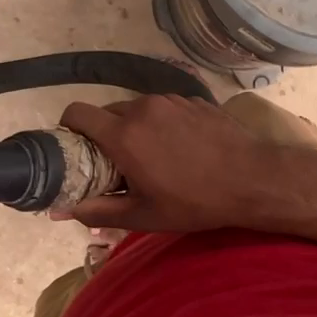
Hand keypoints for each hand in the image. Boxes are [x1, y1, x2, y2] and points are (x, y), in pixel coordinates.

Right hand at [54, 95, 291, 232]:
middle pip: (107, 113)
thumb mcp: (144, 216)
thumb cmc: (195, 201)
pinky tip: (181, 149)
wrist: (253, 178)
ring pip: (138, 109)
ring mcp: (172, 100)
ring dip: (135, 129)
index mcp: (124, 134)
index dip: (69, 128)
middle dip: (104, 135)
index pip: (77, 113)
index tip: (75, 149)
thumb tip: (63, 211)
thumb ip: (99, 211)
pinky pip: (165, 108)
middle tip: (116, 165)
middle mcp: (143, 108)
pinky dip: (162, 124)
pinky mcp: (194, 100)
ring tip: (152, 159)